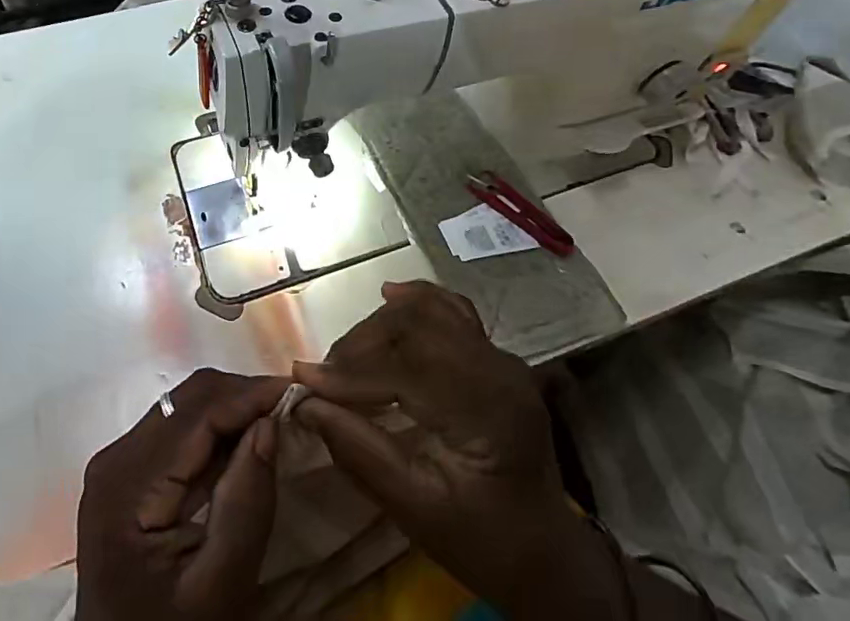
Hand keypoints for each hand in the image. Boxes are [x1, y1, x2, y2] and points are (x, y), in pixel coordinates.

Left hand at [76, 368, 289, 620]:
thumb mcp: (218, 587)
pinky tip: (245, 441)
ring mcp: (118, 464)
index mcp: (128, 482)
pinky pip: (175, 434)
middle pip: (184, 401)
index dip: (247, 394)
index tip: (297, 390)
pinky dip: (214, 430)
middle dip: (240, 395)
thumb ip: (245, 505)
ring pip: (181, 410)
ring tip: (276, 417)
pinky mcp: (127, 475)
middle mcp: (115, 458)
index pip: (194, 413)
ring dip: (229, 408)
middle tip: (292, 404)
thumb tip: (268, 424)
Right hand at [291, 282, 619, 617]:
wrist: (544, 552)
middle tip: (325, 378)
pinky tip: (389, 296)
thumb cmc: (482, 540)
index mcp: (488, 412)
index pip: (405, 369)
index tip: (304, 382)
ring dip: (378, 327)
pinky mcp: (493, 356)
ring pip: (427, 312)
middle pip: (413, 327)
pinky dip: (416, 301)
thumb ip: (359, 451)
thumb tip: (305, 403)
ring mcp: (500, 358)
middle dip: (359, 347)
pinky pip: (451, 311)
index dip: (349, 373)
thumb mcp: (415, 509)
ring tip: (346, 358)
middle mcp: (498, 371)